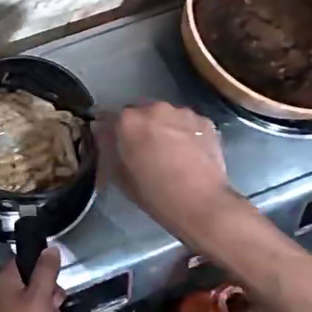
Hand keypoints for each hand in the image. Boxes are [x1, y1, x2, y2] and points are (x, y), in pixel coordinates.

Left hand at [0, 245, 65, 311]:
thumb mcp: (39, 296)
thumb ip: (46, 271)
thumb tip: (51, 248)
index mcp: (7, 281)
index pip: (27, 262)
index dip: (44, 270)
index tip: (54, 280)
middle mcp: (8, 296)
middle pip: (40, 286)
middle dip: (53, 300)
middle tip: (53, 308)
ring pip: (45, 309)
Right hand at [107, 103, 244, 243]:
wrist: (201, 202)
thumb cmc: (154, 193)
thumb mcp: (120, 176)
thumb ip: (109, 148)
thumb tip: (104, 134)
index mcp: (128, 121)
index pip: (111, 118)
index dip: (114, 132)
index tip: (117, 145)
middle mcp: (155, 108)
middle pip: (142, 113)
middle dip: (141, 128)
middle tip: (146, 151)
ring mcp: (184, 113)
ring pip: (167, 116)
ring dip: (165, 128)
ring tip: (172, 153)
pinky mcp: (206, 121)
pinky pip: (189, 124)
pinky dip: (186, 133)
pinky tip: (190, 154)